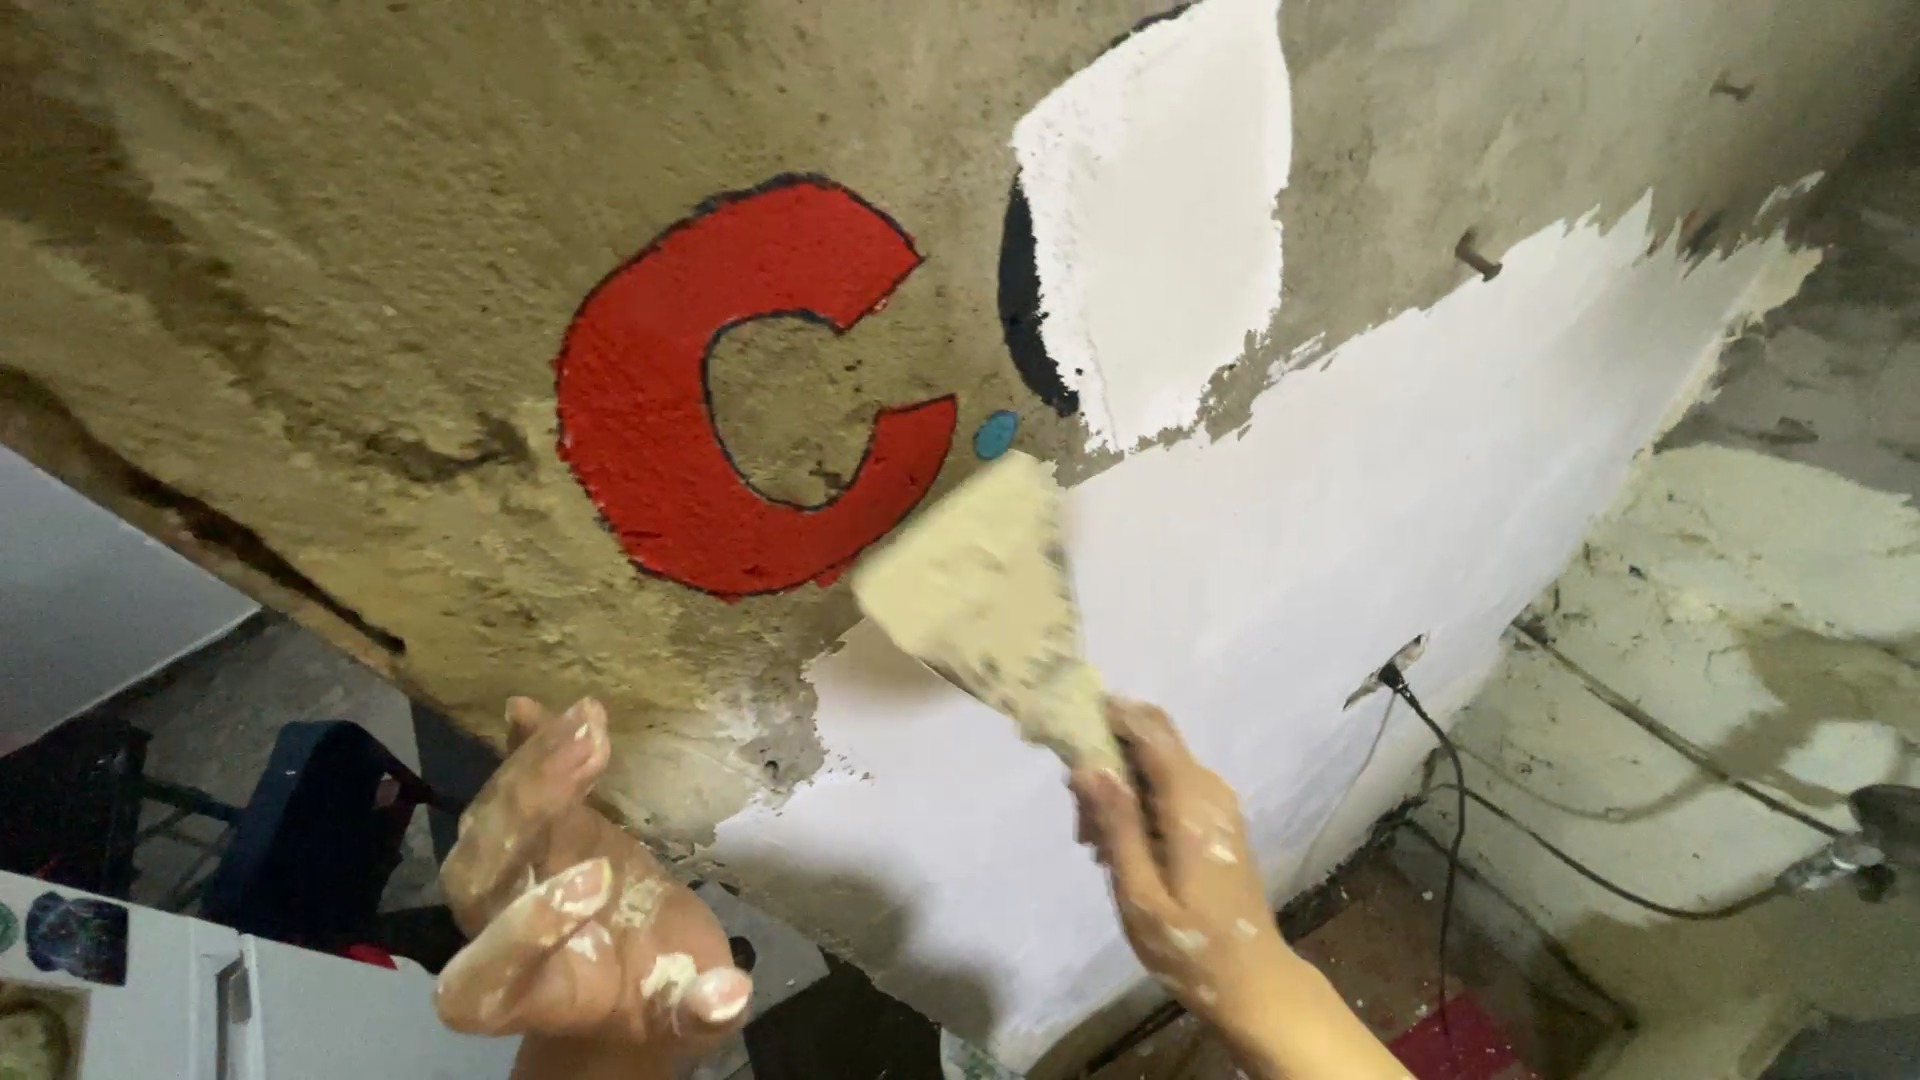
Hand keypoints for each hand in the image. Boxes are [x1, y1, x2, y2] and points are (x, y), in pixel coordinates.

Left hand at [435, 697, 751, 1075]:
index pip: (483, 978)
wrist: (627, 972)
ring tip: (589, 719)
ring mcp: (507, 877)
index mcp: (528, 994)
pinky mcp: (533, 834)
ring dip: (535, 766)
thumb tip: (727, 996)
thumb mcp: (681, 1016)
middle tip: (590, 754)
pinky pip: (511, 789)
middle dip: (530, 809)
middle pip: (480, 876)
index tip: (597, 881)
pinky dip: (519, 750)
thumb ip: (696, 1011)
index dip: (523, 931)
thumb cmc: (654, 1003)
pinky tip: (530, 708)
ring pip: (493, 821)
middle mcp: (494, 933)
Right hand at [1070, 700, 1294, 1042]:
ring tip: (1096, 848)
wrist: (1254, 985)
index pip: (1147, 727)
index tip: (1067, 738)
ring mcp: (1213, 801)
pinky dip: (1135, 804)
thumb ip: (1116, 824)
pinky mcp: (1212, 817)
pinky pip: (1165, 786)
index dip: (1106, 716)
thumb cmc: (1192, 948)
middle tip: (1081, 824)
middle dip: (1104, 763)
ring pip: (1152, 763)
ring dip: (1116, 790)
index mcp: (1190, 801)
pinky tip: (1120, 850)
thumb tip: (1088, 766)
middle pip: (1146, 740)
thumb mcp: (1140, 894)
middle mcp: (1206, 787)